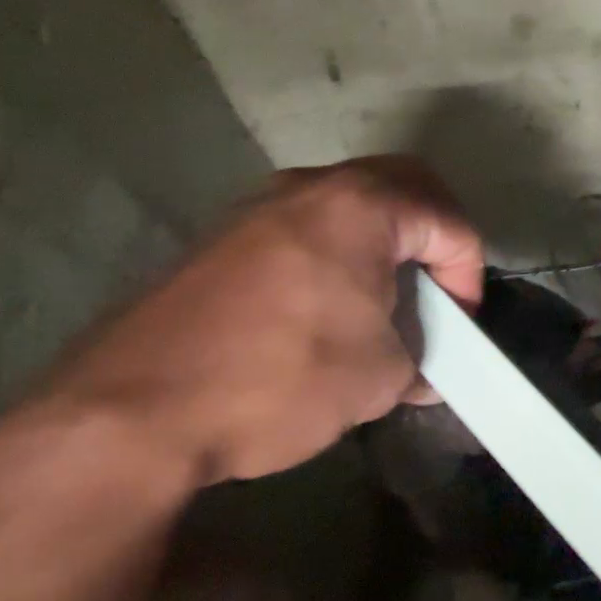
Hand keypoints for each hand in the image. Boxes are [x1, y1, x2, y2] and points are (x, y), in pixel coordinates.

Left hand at [33, 156, 484, 483]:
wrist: (131, 415)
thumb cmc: (281, 379)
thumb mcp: (381, 377)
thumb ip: (420, 359)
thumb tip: (423, 372)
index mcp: (362, 206)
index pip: (449, 223)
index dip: (469, 276)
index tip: (460, 325)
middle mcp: (309, 189)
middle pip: (403, 185)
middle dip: (435, 233)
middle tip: (439, 287)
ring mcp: (254, 210)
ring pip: (348, 203)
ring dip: (382, 243)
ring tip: (383, 303)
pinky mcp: (218, 243)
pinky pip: (302, 229)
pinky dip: (334, 256)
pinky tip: (326, 312)